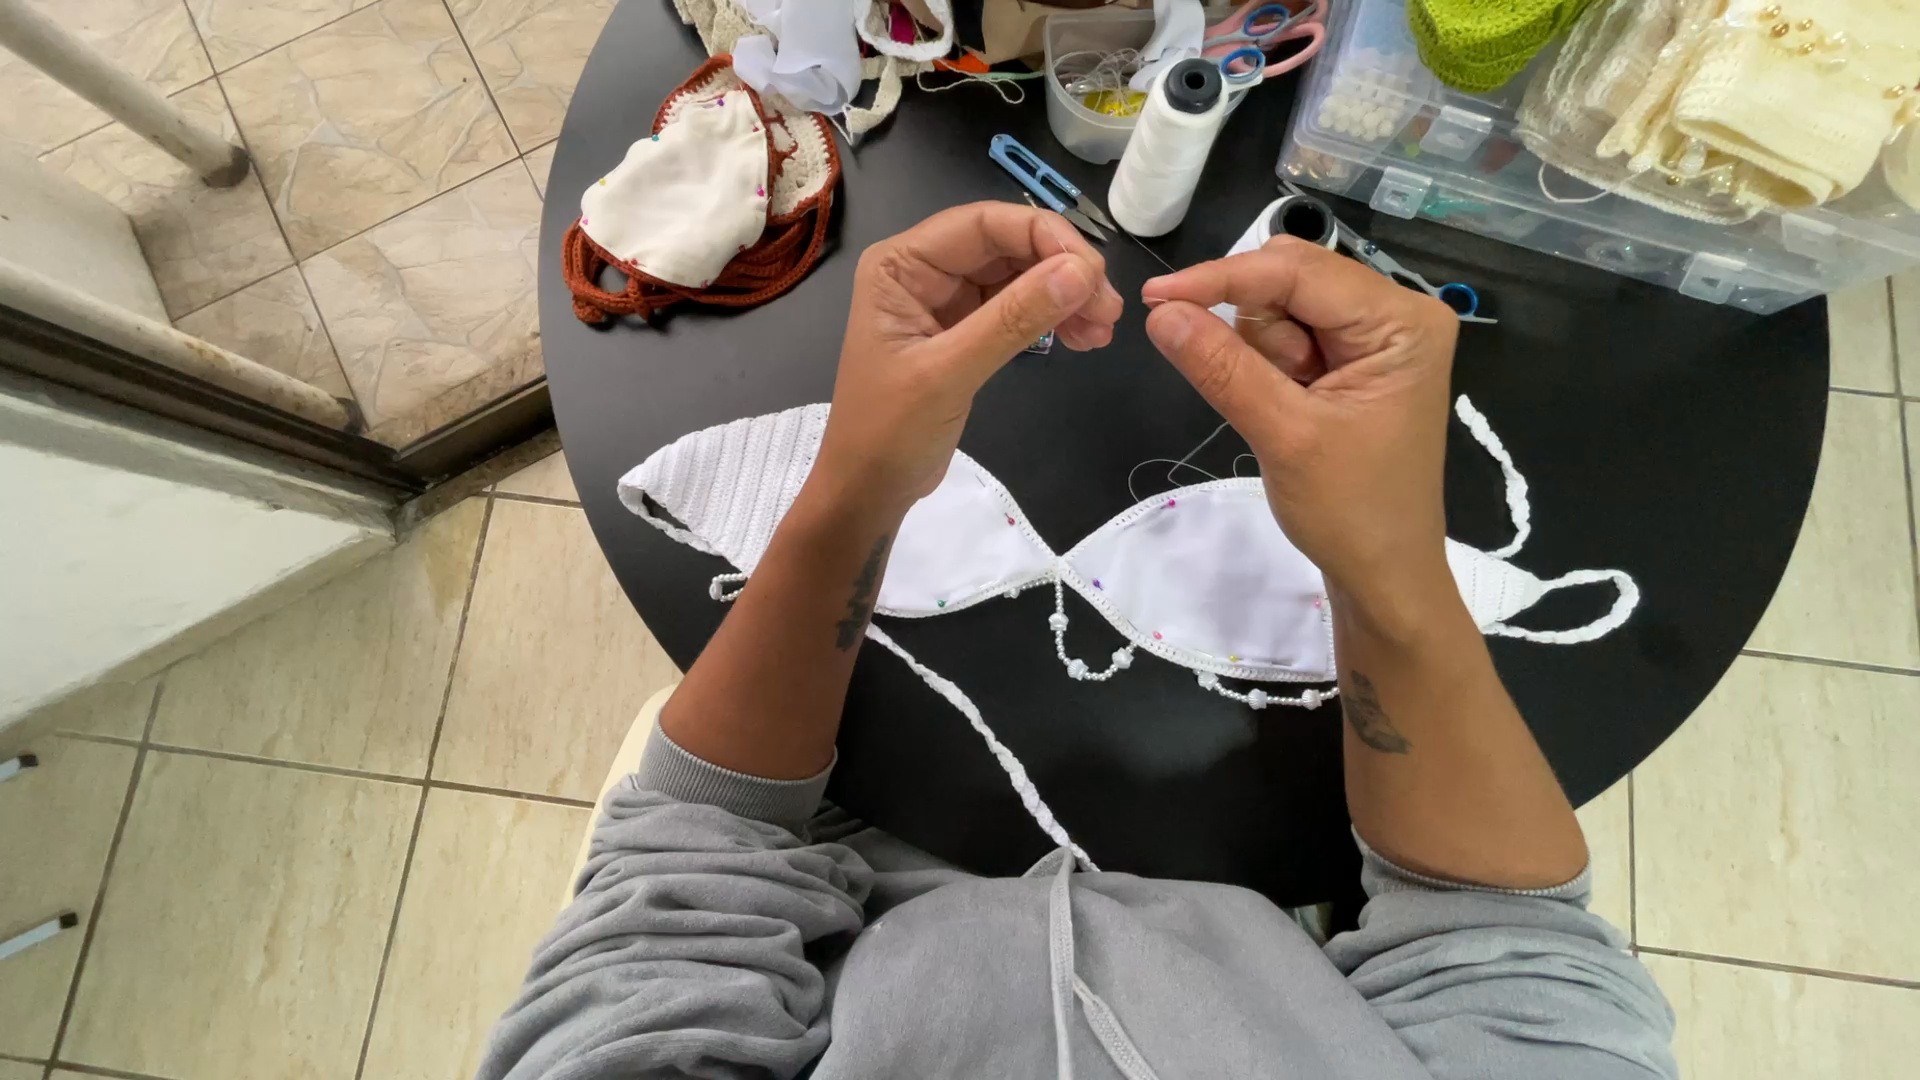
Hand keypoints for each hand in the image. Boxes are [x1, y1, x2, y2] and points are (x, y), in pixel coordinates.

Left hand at [811, 202, 1121, 518]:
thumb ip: (1013, 320)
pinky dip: (1049, 321)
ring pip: (1017, 279)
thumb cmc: (889, 432)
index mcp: (902, 265)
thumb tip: (1081, 273)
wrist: (869, 490)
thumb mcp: (949, 372)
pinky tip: (1082, 338)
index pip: (984, 223)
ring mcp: (945, 304)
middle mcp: (923, 272)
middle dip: (1061, 270)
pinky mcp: (963, 334)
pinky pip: (1015, 312)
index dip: (1046, 236)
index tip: (1093, 273)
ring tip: (1102, 330)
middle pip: (1007, 247)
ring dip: (1063, 297)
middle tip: (1109, 309)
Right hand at [1140, 236, 1459, 624]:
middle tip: (1264, 393)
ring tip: (1285, 414)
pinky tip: (1284, 409)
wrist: (1381, 571)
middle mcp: (1393, 315)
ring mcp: (1371, 341)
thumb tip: (1160, 315)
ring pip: (1281, 313)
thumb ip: (1222, 369)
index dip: (1222, 279)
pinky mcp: (1349, 366)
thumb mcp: (1282, 436)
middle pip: (1290, 282)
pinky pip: (1285, 343)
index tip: (1154, 297)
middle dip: (1253, 331)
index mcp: (1400, 321)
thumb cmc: (1349, 509)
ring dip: (1261, 357)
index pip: (1298, 272)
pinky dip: (1266, 370)